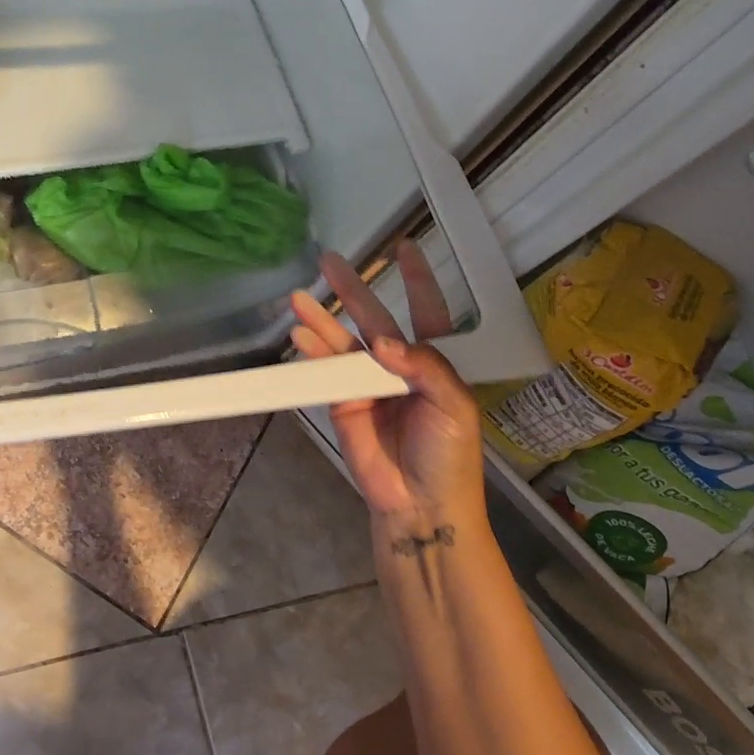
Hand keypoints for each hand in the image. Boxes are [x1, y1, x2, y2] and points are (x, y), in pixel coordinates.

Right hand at [289, 243, 485, 534]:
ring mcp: (368, 386)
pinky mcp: (343, 405)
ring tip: (298, 298)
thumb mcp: (455, 406)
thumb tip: (382, 342)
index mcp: (434, 363)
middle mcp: (398, 367)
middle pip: (374, 320)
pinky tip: (301, 334)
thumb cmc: (450, 455)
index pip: (427, 312)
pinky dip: (313, 354)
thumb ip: (425, 367)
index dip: (417, 281)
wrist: (422, 505)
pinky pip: (326, 374)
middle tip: (329, 262)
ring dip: (321, 321)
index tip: (405, 249)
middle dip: (353, 291)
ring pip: (342, 344)